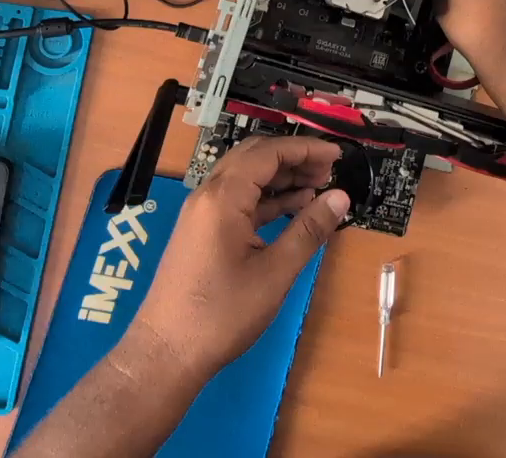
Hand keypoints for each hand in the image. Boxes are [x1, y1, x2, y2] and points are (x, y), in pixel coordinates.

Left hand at [129, 135, 348, 378]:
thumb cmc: (221, 315)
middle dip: (294, 158)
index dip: (305, 149)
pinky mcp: (203, 231)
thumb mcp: (274, 273)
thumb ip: (309, 230)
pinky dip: (267, 198)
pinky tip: (294, 208)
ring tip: (318, 187)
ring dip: (281, 178)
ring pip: (246, 178)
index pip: (268, 154)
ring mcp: (202, 213)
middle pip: (254, 158)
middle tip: (329, 169)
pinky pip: (239, 200)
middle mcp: (208, 195)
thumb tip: (340, 197)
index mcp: (223, 197)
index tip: (336, 155)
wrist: (165, 355)